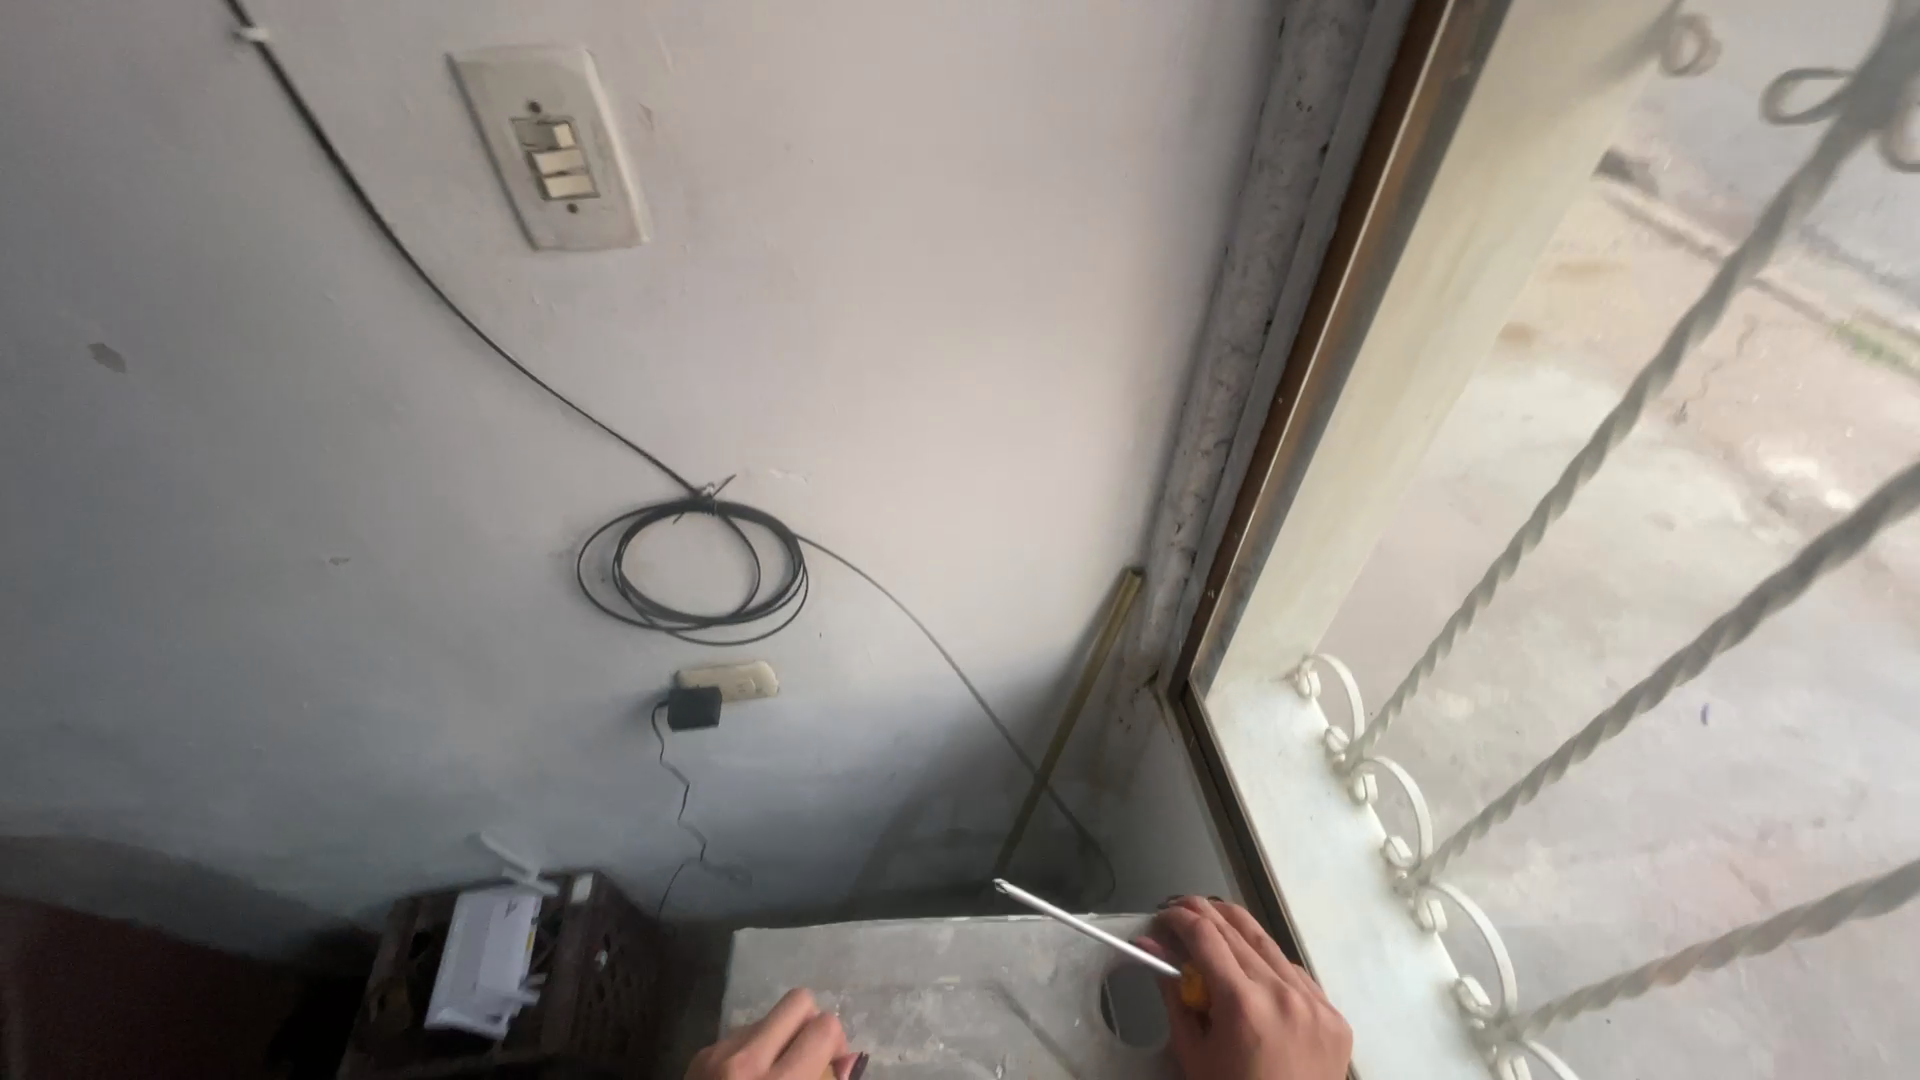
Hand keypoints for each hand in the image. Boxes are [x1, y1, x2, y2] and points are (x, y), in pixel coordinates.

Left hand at [686, 988, 866, 1079]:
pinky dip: (753, 1052)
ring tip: (773, 1078)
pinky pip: (742, 1034)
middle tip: (808, 1060)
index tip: (830, 1070)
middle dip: (811, 1026)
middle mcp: (745, 1061)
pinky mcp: (699, 1056)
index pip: (825, 1027)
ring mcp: (717, 1054)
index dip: (835, 1046)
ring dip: (780, 1040)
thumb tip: (847, 1060)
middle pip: (799, 1000)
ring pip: (769, 1017)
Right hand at [1143, 897, 1351, 1079]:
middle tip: (1179, 910)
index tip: (1162, 917)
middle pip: (1235, 928)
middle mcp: (1282, 994)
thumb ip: (1173, 992)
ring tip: (1211, 929)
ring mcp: (1314, 1003)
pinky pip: (1293, 971)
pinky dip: (1267, 962)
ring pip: (1266, 942)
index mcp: (1243, 1005)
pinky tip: (1251, 971)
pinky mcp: (1334, 1016)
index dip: (1178, 917)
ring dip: (1234, 929)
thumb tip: (1150, 945)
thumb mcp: (1192, 1052)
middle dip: (1201, 912)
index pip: (1204, 935)